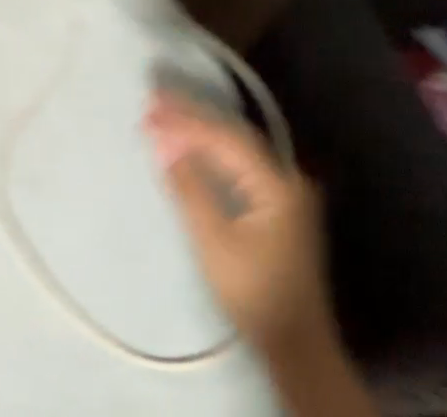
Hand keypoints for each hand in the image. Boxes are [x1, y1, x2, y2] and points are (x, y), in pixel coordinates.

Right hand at [143, 91, 335, 359]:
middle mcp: (287, 180)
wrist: (295, 345)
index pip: (226, 139)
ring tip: (164, 115)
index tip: (150, 107)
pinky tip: (190, 147)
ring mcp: (285, 193)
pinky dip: (212, 152)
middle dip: (193, 117)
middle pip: (234, 137)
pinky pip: (240, 165)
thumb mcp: (214, 243)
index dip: (187, 120)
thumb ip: (190, 189)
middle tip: (152, 100)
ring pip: (237, 149)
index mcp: (277, 185)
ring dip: (201, 132)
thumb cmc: (253, 295)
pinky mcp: (277, 207)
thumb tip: (164, 143)